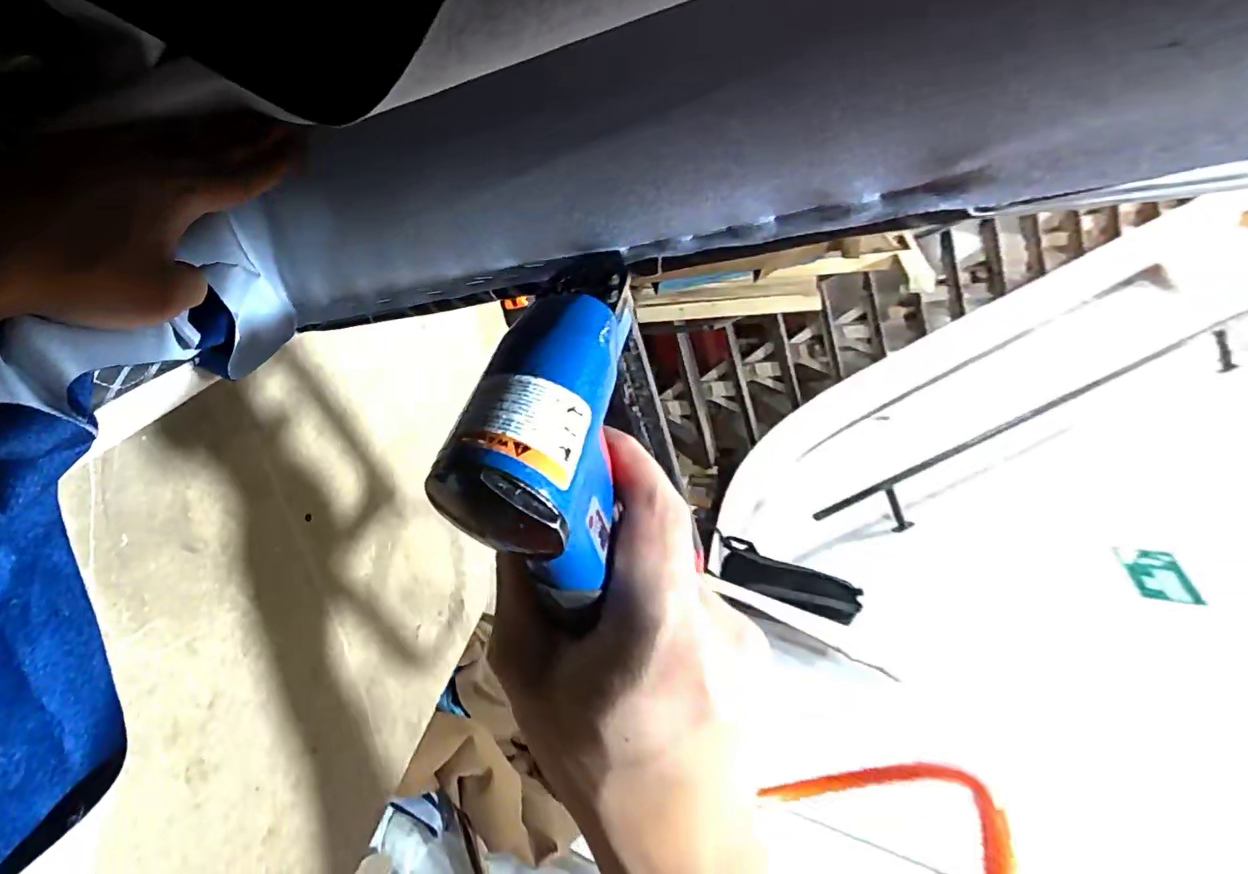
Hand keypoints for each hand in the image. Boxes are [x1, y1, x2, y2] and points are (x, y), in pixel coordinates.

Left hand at [0, 115, 299, 328]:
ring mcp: (111, 145)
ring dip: (211, 127)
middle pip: (214, 143)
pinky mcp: (74, 144)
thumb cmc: (82, 274)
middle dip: (252, 136)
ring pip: (175, 131)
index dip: (273, 165)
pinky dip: (162, 129)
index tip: (299, 147)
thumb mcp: (154, 299)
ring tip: (235, 119)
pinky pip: (134, 130)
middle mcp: (153, 158)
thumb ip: (190, 286)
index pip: (240, 176)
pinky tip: (159, 130)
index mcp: (181, 193)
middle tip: (280, 123)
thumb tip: (193, 273)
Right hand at [490, 429, 766, 873]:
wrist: (684, 847)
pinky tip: (623, 630)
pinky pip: (689, 592)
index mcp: (654, 634)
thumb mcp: (526, 674)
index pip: (660, 519)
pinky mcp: (751, 650)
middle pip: (663, 535)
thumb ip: (519, 592)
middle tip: (564, 517)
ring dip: (628, 558)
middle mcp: (713, 628)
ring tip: (588, 595)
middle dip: (611, 513)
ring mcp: (741, 640)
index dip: (632, 463)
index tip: (594, 435)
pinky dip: (650, 589)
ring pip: (674, 565)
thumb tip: (518, 529)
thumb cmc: (595, 764)